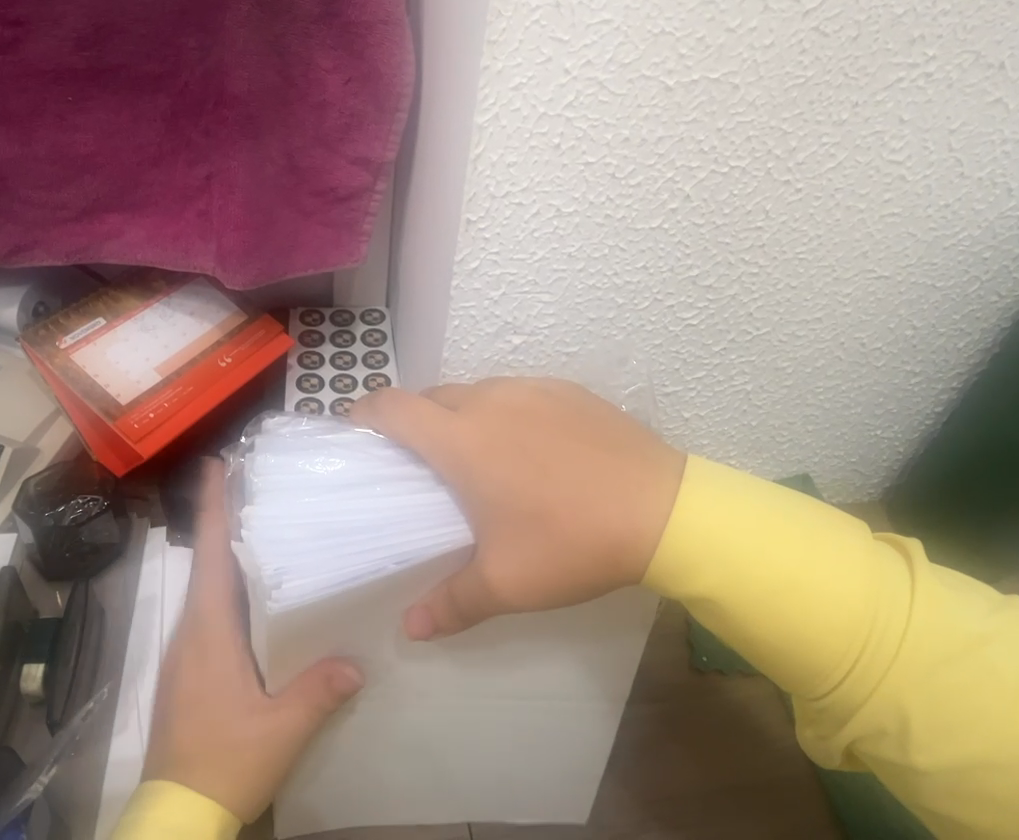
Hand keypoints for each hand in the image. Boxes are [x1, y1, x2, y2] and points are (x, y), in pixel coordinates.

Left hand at [143, 459, 364, 821]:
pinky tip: (256, 600)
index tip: (217, 464)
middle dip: (225, 522)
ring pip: (206, 591)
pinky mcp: (188, 675)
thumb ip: (317, 692)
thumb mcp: (280, 730)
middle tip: (256, 486)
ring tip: (262, 531)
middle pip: (207, 565)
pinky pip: (208, 616)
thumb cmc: (224, 762)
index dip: (214, 507)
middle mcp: (190, 634)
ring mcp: (184, 656)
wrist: (176, 815)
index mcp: (208, 633)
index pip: (211, 556)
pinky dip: (228, 591)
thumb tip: (356, 662)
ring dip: (227, 556)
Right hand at [354, 378, 685, 640]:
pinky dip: (507, 413)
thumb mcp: (506, 583)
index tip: (357, 431)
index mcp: (461, 440)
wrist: (661, 509)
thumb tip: (410, 628)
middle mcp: (490, 401)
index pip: (393, 407)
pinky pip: (519, 394)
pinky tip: (532, 451)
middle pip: (432, 397)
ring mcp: (532, 390)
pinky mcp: (569, 391)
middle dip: (415, 420)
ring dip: (463, 416)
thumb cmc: (570, 543)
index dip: (366, 413)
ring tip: (478, 457)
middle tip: (420, 462)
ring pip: (478, 391)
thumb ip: (451, 603)